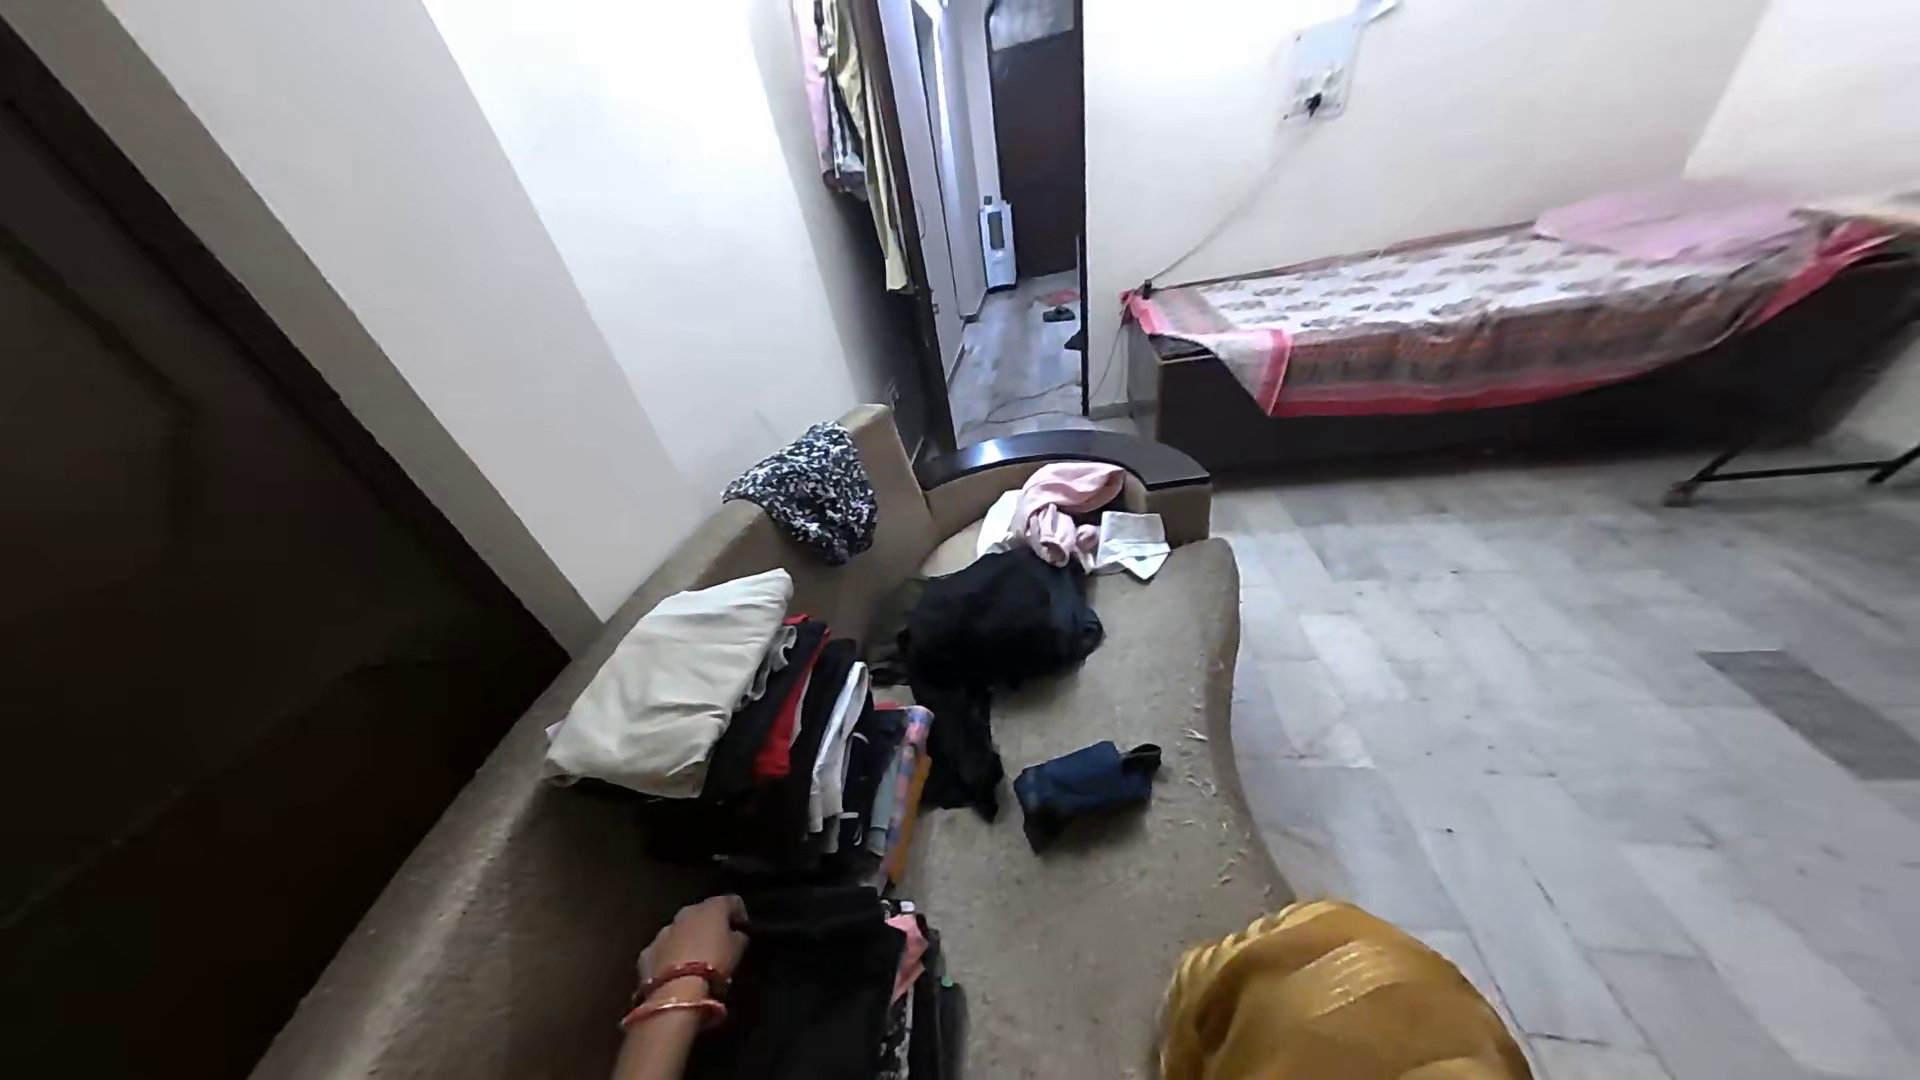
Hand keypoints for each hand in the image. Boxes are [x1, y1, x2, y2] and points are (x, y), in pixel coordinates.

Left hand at [638, 896, 747, 1002]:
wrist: (675, 994)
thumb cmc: (714, 966)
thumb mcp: (738, 950)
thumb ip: (739, 936)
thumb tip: (736, 934)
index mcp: (713, 906)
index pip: (732, 901)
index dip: (739, 914)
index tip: (743, 930)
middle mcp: (687, 912)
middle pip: (703, 914)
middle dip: (709, 926)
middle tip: (717, 946)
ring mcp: (664, 931)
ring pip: (680, 931)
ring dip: (687, 941)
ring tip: (694, 963)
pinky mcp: (646, 953)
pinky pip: (662, 951)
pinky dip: (668, 958)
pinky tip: (673, 975)